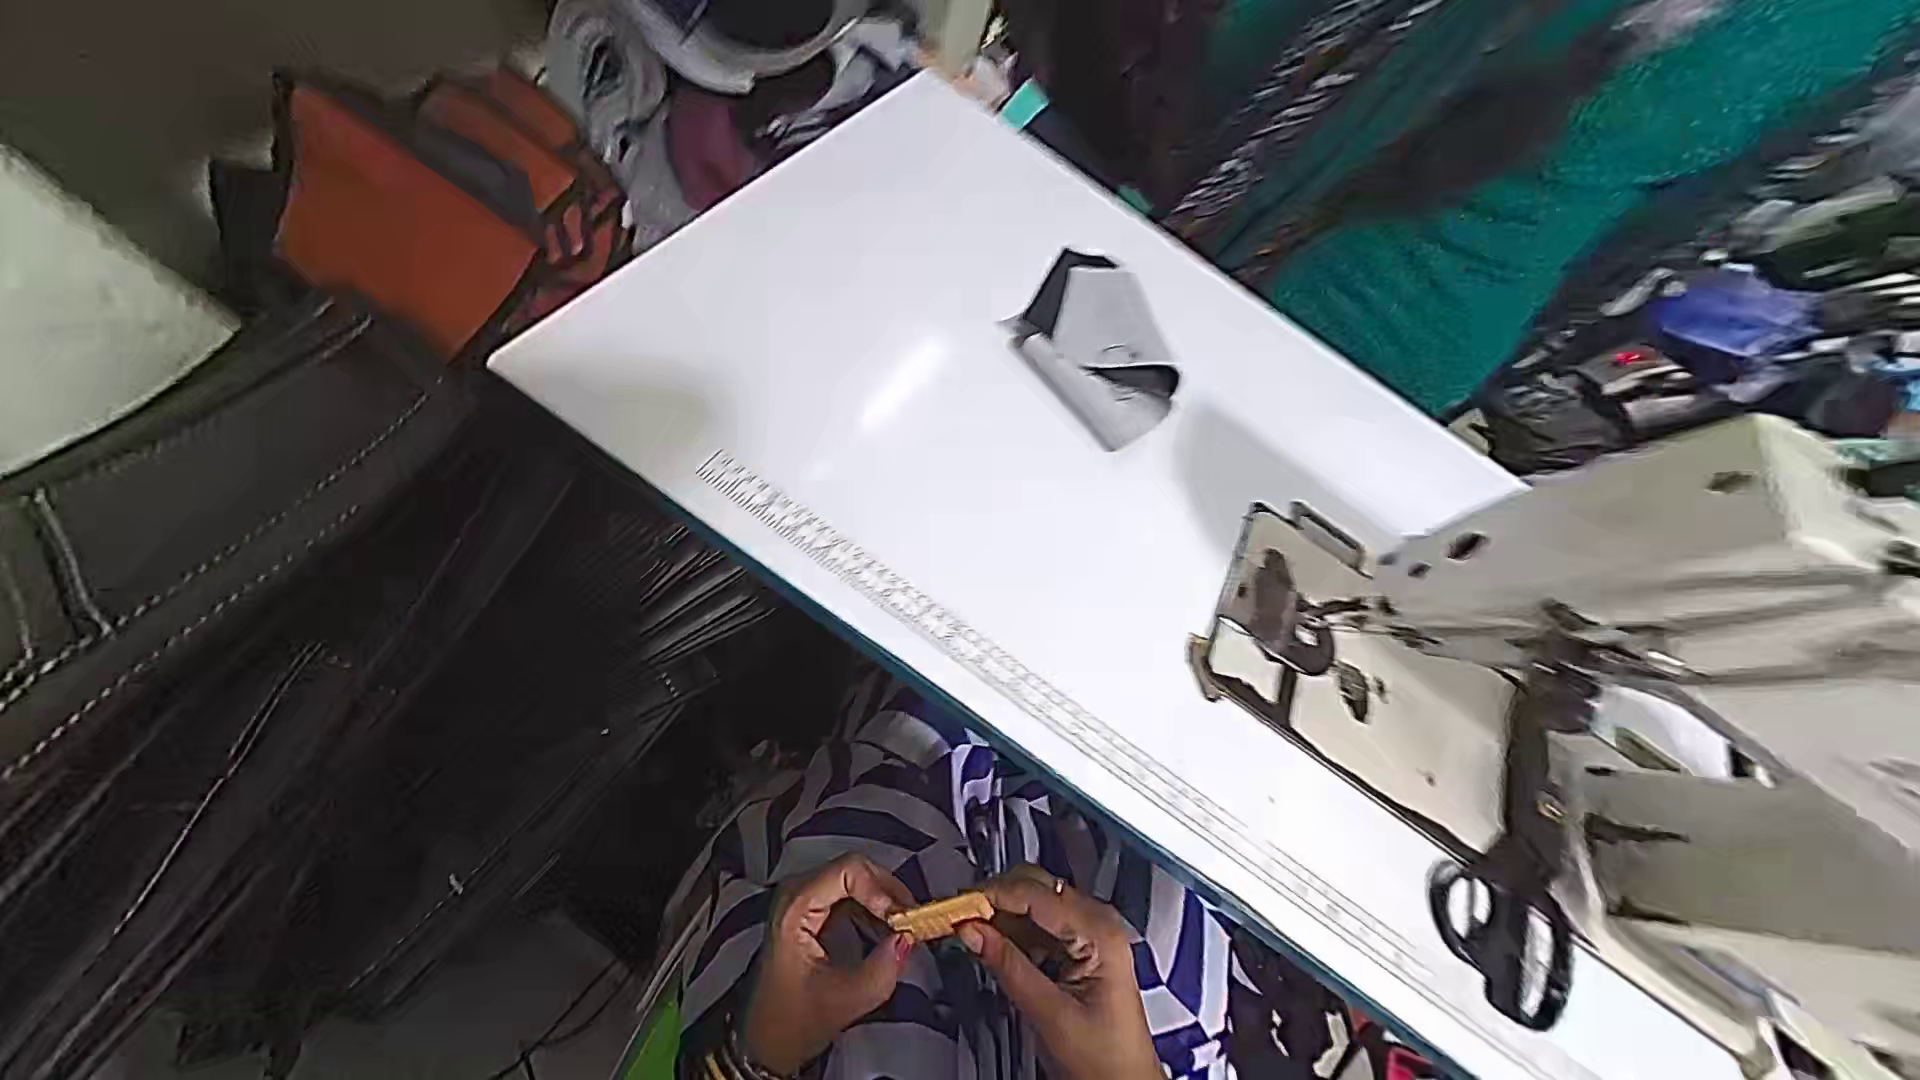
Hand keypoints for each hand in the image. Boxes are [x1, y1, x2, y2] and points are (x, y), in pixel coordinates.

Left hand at [742, 854, 916, 1073]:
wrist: (764, 1041)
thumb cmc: (793, 1021)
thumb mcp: (840, 1003)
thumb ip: (879, 973)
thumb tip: (907, 940)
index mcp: (796, 905)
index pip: (847, 870)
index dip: (879, 888)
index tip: (901, 917)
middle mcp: (799, 889)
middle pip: (855, 868)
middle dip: (887, 892)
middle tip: (911, 920)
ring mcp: (807, 895)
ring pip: (858, 877)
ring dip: (885, 899)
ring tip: (905, 926)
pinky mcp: (816, 906)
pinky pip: (854, 892)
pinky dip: (875, 907)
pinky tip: (889, 929)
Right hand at [958, 865, 1161, 1079]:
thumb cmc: (1107, 1064)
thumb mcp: (1052, 1017)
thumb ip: (1009, 968)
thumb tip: (972, 930)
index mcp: (1100, 931)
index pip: (1037, 894)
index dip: (994, 895)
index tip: (961, 905)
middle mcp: (1097, 919)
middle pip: (1035, 886)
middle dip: (995, 897)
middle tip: (961, 914)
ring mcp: (1088, 929)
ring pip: (1033, 900)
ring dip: (1000, 912)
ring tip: (971, 929)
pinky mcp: (1077, 942)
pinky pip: (1037, 920)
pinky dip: (1011, 927)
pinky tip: (994, 942)